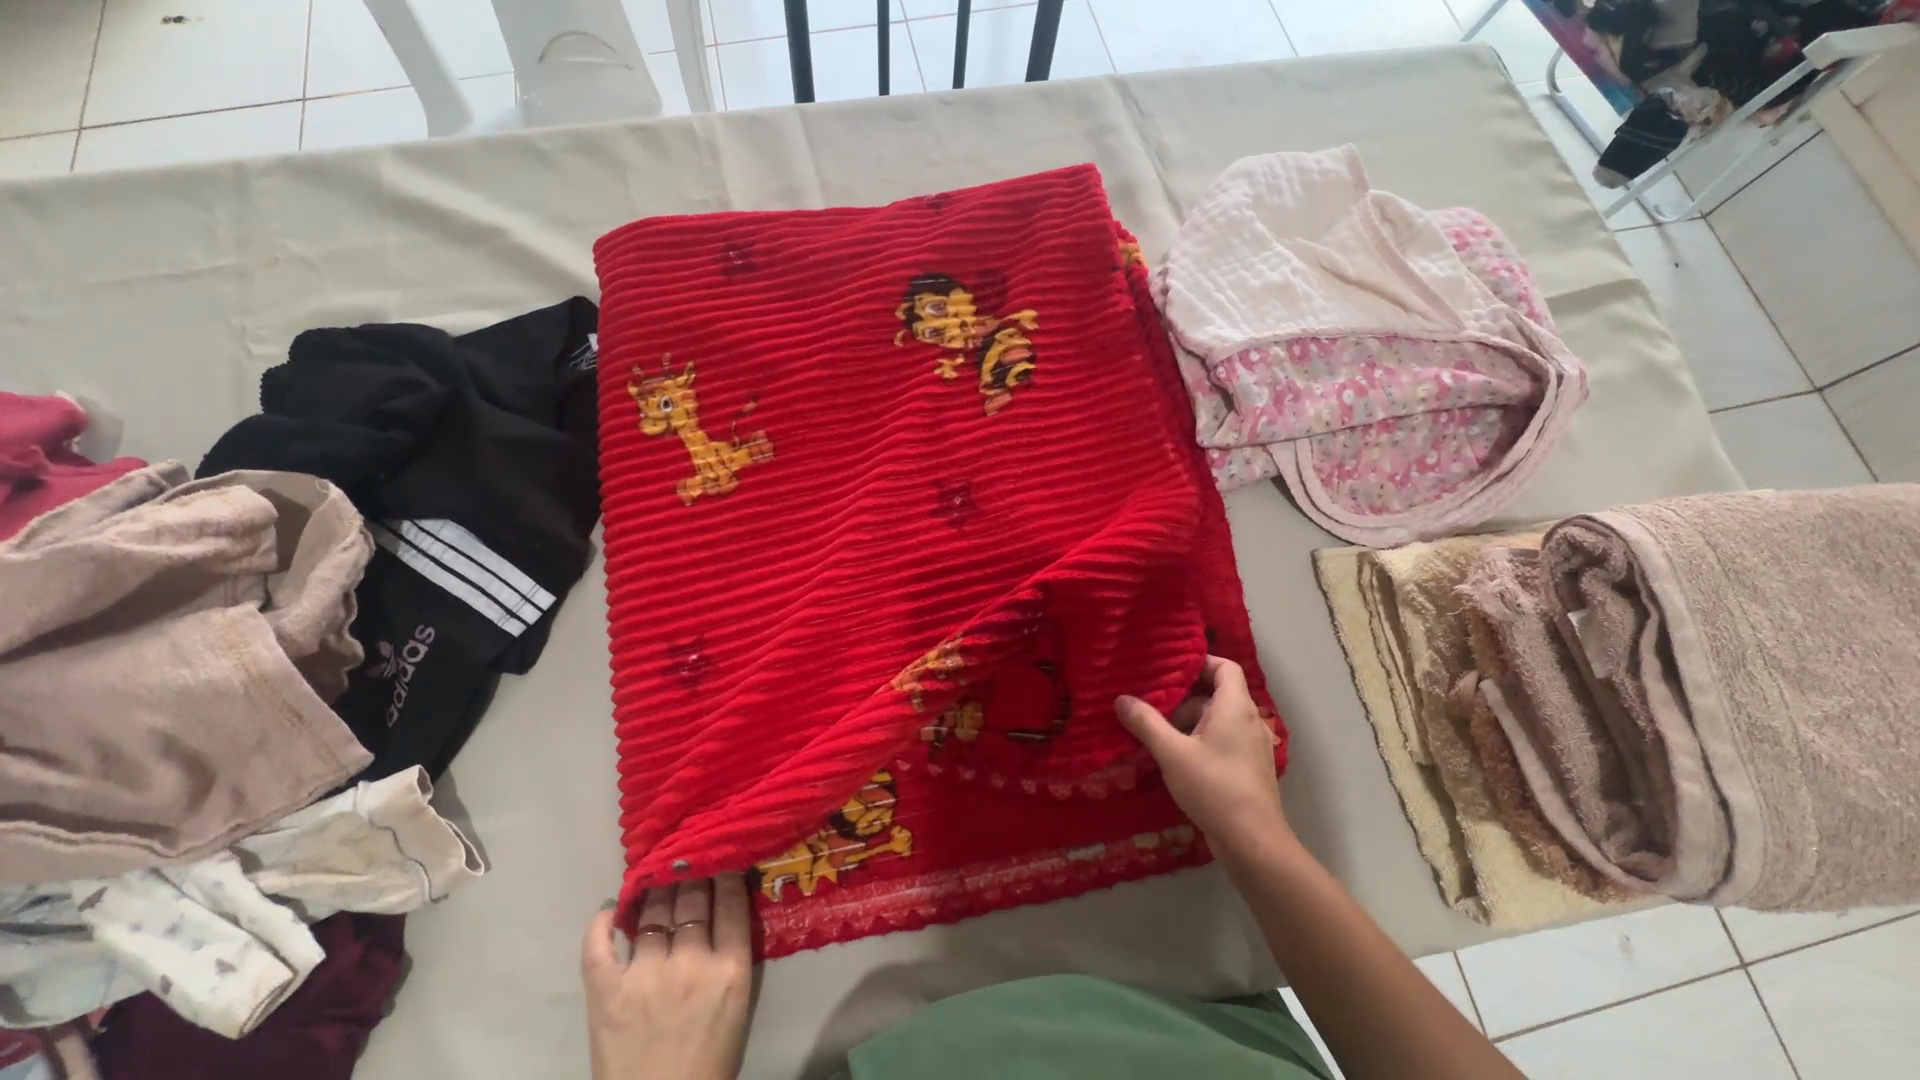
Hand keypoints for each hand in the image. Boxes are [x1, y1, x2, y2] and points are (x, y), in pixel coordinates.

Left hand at [581, 874, 753, 1079]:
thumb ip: (730, 958)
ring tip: (656, 876)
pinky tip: (610, 910)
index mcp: (730, 969)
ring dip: (656, 889)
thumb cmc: (709, 1062)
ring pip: (653, 911)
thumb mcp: (737, 1005)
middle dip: (692, 870)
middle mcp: (691, 962)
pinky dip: (602, 922)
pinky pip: (599, 944)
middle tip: (689, 854)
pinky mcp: (605, 992)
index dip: (727, 871)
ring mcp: (645, 975)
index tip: (722, 854)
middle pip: (692, 897)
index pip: (731, 901)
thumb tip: (719, 914)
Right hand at [1115, 655, 1288, 855]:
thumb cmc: (1213, 787)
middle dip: (1184, 702)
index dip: (1199, 663)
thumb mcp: (1171, 752)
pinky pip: (1225, 742)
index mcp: (1236, 707)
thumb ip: (1146, 723)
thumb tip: (1121, 699)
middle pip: (1217, 695)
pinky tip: (1181, 763)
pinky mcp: (1251, 768)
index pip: (1224, 667)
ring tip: (1161, 741)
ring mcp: (1254, 746)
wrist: (1252, 839)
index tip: (1169, 672)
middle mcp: (1250, 720)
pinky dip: (1203, 743)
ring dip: (1191, 726)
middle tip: (1154, 714)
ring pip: (1219, 721)